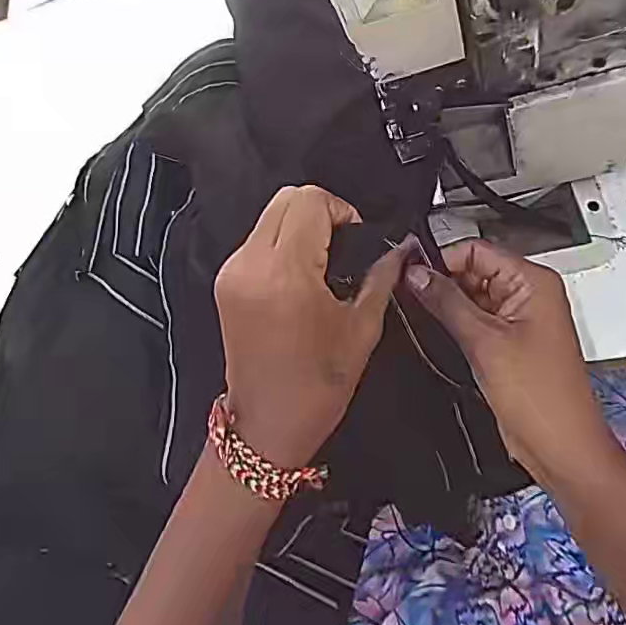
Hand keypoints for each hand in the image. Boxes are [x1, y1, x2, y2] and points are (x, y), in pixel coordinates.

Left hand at [214, 185, 409, 468]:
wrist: (267, 426)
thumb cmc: (312, 389)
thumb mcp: (362, 328)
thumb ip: (382, 276)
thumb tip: (399, 249)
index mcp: (285, 275)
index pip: (310, 202)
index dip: (342, 210)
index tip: (358, 233)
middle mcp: (251, 267)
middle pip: (287, 198)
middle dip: (322, 210)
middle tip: (345, 240)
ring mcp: (232, 273)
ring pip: (270, 213)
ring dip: (302, 223)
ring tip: (325, 260)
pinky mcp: (226, 281)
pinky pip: (258, 237)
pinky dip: (284, 240)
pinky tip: (303, 271)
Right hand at [403, 239, 617, 482]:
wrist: (560, 447)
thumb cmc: (543, 398)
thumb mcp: (485, 341)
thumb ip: (447, 302)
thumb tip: (418, 275)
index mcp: (533, 281)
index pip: (477, 250)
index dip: (442, 259)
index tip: (411, 274)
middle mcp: (529, 294)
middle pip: (474, 270)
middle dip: (443, 283)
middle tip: (412, 296)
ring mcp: (519, 319)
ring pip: (472, 297)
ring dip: (449, 306)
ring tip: (424, 318)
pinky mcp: (509, 343)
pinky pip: (477, 320)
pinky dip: (457, 325)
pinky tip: (440, 335)